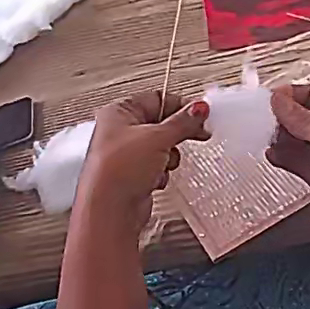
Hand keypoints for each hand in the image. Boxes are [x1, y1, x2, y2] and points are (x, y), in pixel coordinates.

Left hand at [76, 93, 210, 231]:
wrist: (110, 210)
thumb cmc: (118, 171)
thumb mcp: (158, 138)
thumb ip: (182, 122)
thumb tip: (197, 109)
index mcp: (118, 113)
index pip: (156, 99)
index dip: (179, 105)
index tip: (200, 113)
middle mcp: (118, 132)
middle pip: (159, 123)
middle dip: (177, 133)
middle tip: (197, 133)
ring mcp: (125, 156)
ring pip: (160, 147)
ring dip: (169, 155)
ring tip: (165, 161)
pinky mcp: (132, 176)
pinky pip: (156, 167)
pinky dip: (161, 172)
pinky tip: (156, 177)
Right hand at [267, 84, 309, 249]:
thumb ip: (302, 118)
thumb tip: (279, 100)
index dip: (291, 95)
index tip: (271, 99)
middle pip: (300, 116)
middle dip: (282, 117)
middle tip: (265, 119)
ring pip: (294, 138)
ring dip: (279, 137)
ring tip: (267, 137)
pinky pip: (292, 160)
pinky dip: (280, 156)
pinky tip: (273, 154)